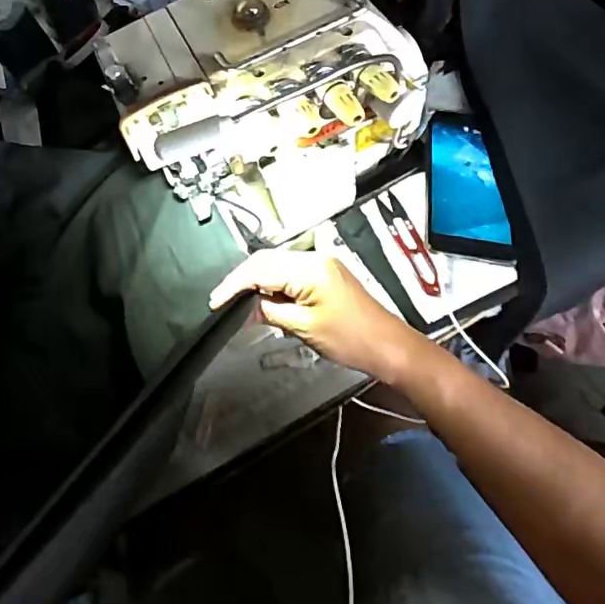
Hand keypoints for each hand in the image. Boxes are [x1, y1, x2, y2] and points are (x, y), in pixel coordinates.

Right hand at [209, 249, 433, 385]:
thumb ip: (271, 311)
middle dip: (243, 279)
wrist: (388, 345)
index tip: (216, 301)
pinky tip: (265, 300)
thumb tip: (247, 307)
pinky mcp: (325, 273)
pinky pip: (290, 272)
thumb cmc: (350, 338)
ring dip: (257, 281)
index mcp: (309, 268)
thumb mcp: (304, 328)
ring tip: (238, 302)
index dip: (235, 284)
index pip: (261, 268)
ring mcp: (321, 264)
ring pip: (277, 264)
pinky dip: (274, 284)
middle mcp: (314, 258)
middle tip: (222, 300)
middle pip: (267, 260)